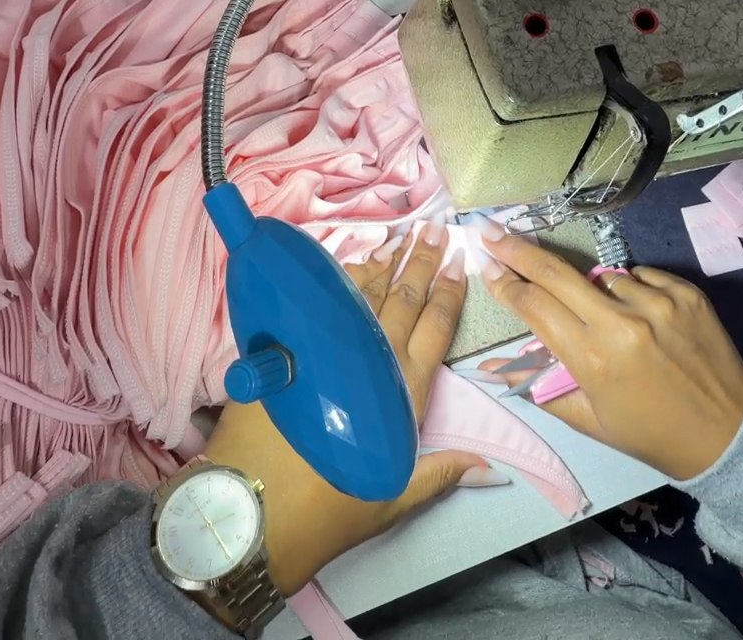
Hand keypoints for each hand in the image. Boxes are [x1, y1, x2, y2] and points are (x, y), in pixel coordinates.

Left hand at [203, 227, 495, 594]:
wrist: (252, 512)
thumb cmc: (326, 512)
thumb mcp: (391, 501)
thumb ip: (440, 474)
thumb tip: (489, 469)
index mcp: (402, 392)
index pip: (435, 328)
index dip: (448, 293)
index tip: (456, 262)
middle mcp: (372, 361)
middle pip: (403, 299)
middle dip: (422, 261)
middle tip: (435, 230)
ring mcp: (330, 350)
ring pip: (366, 294)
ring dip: (385, 263)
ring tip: (401, 238)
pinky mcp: (293, 347)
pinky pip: (326, 303)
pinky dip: (344, 280)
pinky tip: (354, 265)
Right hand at [476, 227, 742, 480]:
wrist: (728, 434)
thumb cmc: (649, 432)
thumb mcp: (589, 420)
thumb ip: (538, 386)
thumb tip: (490, 365)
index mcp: (593, 359)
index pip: (535, 306)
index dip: (506, 284)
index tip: (486, 264)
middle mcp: (622, 324)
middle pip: (555, 273)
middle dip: (518, 250)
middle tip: (492, 231)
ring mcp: (656, 302)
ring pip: (600, 276)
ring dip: (592, 289)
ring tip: (613, 322)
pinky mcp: (685, 292)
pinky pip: (639, 275)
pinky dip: (631, 289)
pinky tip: (643, 316)